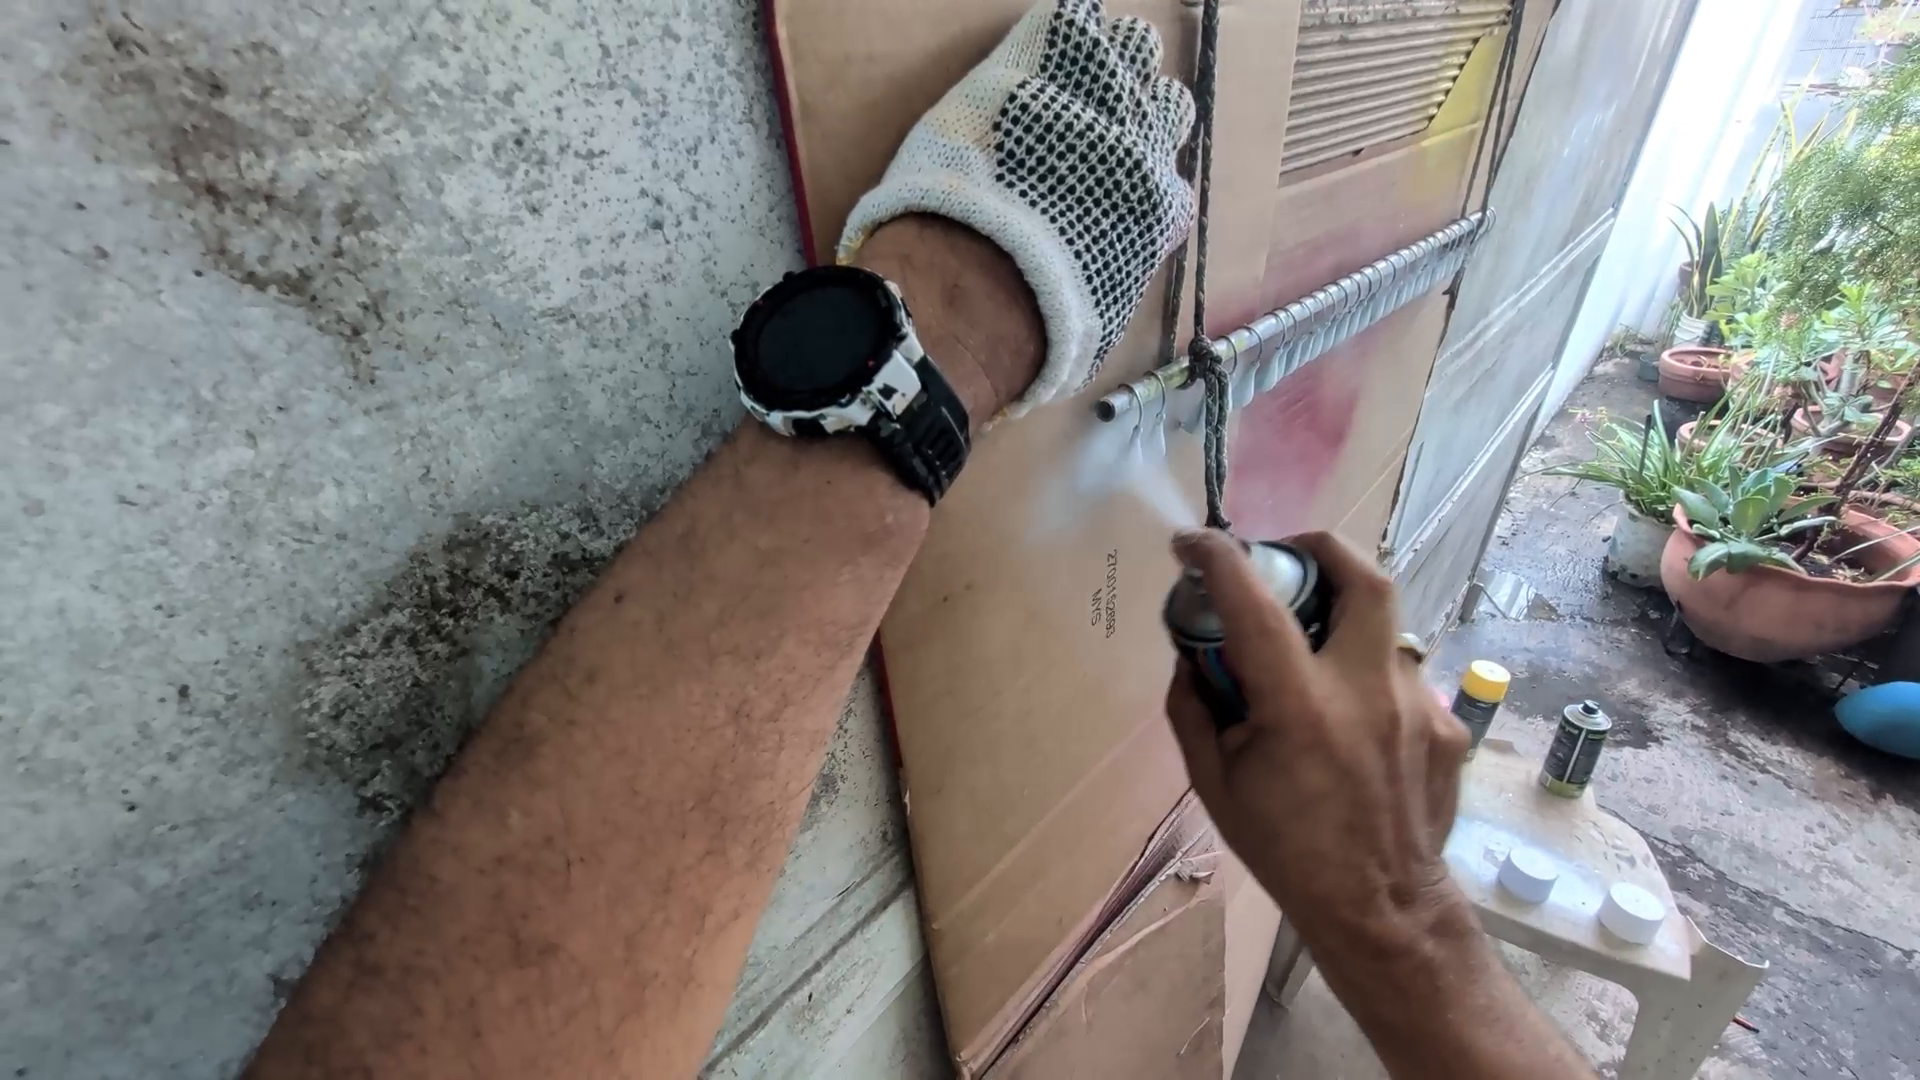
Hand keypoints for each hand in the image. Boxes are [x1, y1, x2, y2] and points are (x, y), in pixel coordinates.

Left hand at [838, 0, 1194, 415]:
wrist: (975, 287)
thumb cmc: (1030, 333)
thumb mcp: (1090, 331)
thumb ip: (1111, 286)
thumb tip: (1105, 279)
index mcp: (1158, 214)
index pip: (1172, 184)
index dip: (1137, 188)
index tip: (1106, 199)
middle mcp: (1144, 148)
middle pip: (1165, 107)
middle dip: (1133, 123)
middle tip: (1089, 141)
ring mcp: (1098, 99)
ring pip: (1131, 51)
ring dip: (1104, 71)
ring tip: (1064, 91)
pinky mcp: (1045, 62)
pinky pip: (1072, 19)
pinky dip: (1057, 35)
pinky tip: (1036, 56)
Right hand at [1163, 530, 1471, 952]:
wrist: (1383, 911)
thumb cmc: (1283, 847)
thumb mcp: (1211, 779)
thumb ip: (1191, 706)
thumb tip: (1191, 655)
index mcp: (1300, 707)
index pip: (1254, 604)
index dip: (1217, 558)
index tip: (1191, 542)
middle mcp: (1368, 692)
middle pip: (1365, 578)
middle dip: (1318, 547)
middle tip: (1282, 555)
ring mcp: (1418, 706)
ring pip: (1383, 624)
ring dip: (1338, 614)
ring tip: (1307, 642)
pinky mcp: (1445, 724)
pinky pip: (1397, 672)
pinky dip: (1359, 668)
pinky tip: (1342, 708)